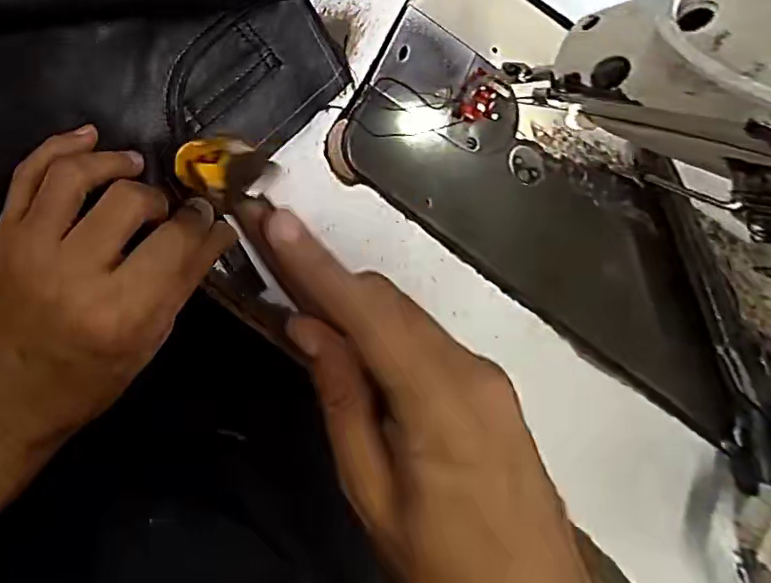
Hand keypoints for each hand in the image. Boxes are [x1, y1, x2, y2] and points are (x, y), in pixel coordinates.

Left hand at [0, 125, 237, 447]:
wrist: (16, 392)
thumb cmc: (94, 374)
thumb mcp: (153, 338)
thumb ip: (186, 277)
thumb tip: (219, 226)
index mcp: (117, 313)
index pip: (174, 241)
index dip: (199, 220)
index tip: (205, 213)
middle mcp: (71, 275)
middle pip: (129, 200)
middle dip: (158, 198)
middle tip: (164, 208)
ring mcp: (31, 249)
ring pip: (74, 175)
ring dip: (112, 160)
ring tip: (132, 165)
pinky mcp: (6, 234)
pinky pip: (28, 173)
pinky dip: (59, 146)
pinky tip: (90, 137)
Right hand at [241, 203, 588, 582]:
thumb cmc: (446, 566)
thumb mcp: (374, 496)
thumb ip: (341, 401)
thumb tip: (308, 328)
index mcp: (441, 399)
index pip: (367, 312)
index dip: (317, 265)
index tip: (279, 221)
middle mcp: (471, 368)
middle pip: (388, 303)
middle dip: (331, 281)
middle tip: (279, 263)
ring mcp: (487, 375)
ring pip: (406, 316)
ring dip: (356, 305)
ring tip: (308, 306)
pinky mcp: (492, 386)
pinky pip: (426, 338)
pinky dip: (385, 329)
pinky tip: (357, 345)